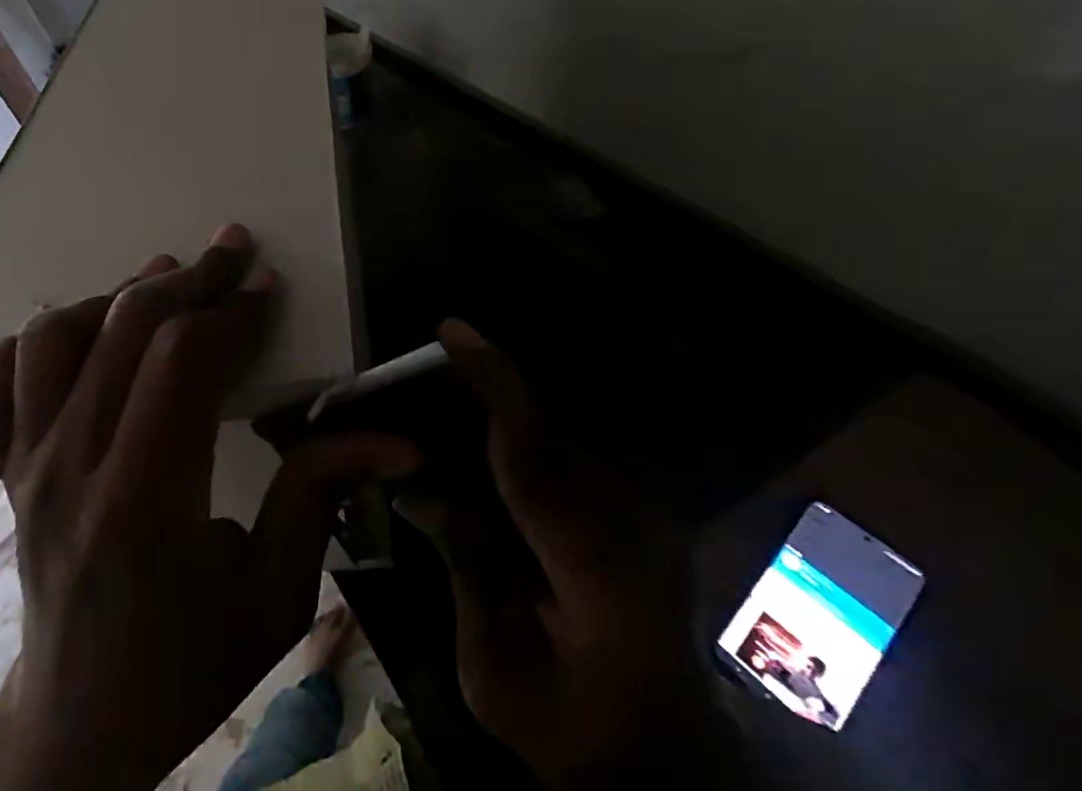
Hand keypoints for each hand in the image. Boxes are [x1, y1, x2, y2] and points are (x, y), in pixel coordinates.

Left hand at [0, 225, 420, 790]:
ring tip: (167, 280)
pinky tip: (79, 339)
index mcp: (144, 505)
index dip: (233, 314)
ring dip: (117, 296)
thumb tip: (392, 436)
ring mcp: (26, 468)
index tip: (269, 290)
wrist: (83, 719)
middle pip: (124, 331)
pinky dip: (28, 345)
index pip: (182, 364)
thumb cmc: (189, 665)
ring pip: (53, 339)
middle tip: (233, 253)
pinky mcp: (6, 473)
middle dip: (190, 280)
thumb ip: (321, 497)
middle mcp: (71, 471)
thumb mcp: (276, 595)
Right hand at [399, 320, 736, 787]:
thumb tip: (421, 488)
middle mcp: (630, 528)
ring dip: (491, 413)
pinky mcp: (633, 520)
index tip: (452, 333)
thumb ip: (468, 573)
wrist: (664, 764)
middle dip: (479, 389)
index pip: (534, 459)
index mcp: (599, 572)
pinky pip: (561, 464)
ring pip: (553, 442)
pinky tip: (469, 445)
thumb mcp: (497, 675)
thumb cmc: (575, 736)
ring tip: (431, 394)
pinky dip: (513, 445)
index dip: (493, 387)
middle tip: (417, 365)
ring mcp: (639, 521)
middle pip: (543, 435)